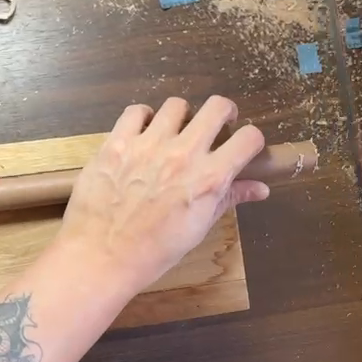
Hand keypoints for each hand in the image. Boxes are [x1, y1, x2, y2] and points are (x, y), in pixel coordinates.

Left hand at [48, 96, 269, 300]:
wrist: (101, 256)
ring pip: (176, 105)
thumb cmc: (153, 251)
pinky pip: (136, 111)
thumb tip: (260, 188)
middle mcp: (183, 154)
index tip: (242, 145)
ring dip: (181, 117)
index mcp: (209, 179)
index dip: (250, 139)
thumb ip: (228, 199)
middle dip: (222, 112)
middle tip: (215, 125)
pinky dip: (143, 118)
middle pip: (216, 107)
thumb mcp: (197, 228)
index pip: (248, 139)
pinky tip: (142, 133)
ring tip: (174, 132)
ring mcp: (148, 145)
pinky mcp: (117, 142)